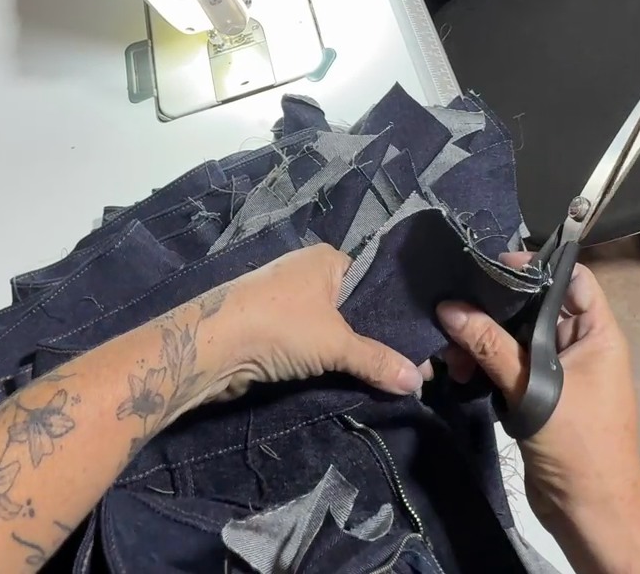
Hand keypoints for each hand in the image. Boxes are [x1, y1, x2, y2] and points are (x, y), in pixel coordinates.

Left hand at [194, 243, 422, 408]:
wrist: (213, 346)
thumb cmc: (280, 325)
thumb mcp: (336, 343)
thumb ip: (377, 360)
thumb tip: (420, 380)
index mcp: (328, 259)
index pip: (375, 283)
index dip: (399, 315)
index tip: (426, 345)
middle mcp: (311, 274)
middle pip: (357, 309)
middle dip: (380, 340)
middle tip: (416, 371)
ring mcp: (291, 301)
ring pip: (336, 330)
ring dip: (355, 355)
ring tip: (393, 380)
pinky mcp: (277, 329)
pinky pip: (316, 345)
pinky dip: (332, 362)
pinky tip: (356, 381)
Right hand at [439, 256, 639, 573]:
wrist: (591, 518)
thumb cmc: (579, 447)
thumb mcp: (535, 389)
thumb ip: (491, 344)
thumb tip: (448, 307)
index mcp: (597, 335)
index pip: (573, 278)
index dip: (537, 266)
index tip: (494, 266)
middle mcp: (579, 345)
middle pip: (535, 305)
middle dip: (495, 306)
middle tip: (456, 303)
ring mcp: (559, 371)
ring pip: (516, 337)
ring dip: (482, 340)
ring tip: (450, 350)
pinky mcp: (539, 395)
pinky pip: (509, 364)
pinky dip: (485, 364)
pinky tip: (457, 369)